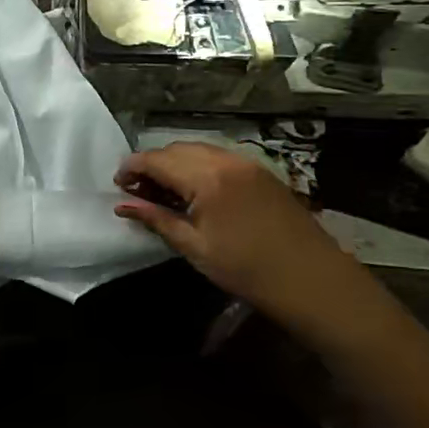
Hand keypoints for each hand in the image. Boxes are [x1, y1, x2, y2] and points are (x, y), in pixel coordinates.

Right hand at [114, 142, 369, 320]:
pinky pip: (218, 157)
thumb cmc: (246, 269)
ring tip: (163, 191)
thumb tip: (123, 205)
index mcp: (206, 177)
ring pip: (198, 150)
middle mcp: (225, 159)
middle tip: (137, 191)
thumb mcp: (195, 247)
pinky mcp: (260, 171)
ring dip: (175, 163)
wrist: (310, 278)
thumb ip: (157, 219)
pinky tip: (194, 190)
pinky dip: (198, 166)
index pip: (157, 159)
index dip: (132, 168)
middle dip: (152, 164)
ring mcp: (246, 162)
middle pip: (176, 149)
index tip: (117, 185)